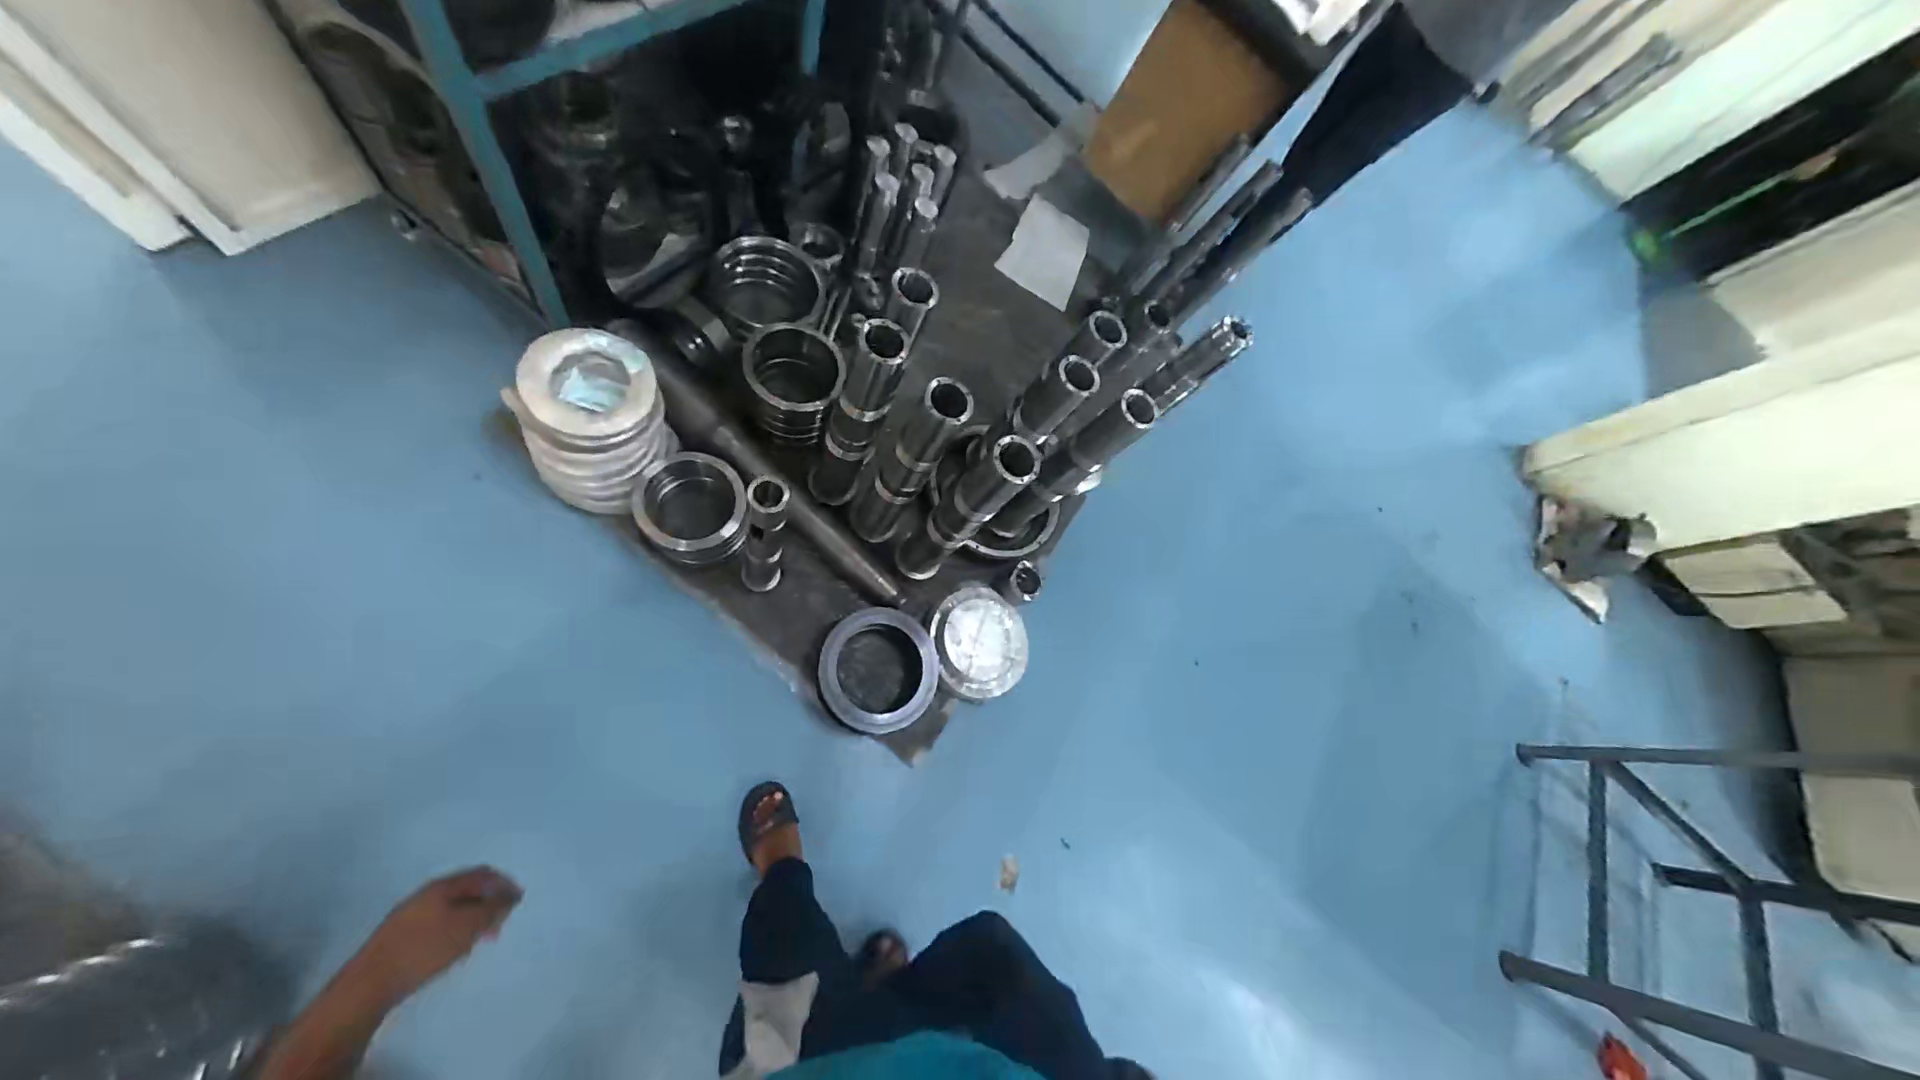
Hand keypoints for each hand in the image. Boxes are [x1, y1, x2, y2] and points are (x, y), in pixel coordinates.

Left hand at [341, 866, 521, 1010]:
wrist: (366, 987)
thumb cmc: (424, 949)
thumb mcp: (469, 926)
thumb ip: (494, 908)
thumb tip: (509, 896)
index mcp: (442, 885)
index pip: (483, 874)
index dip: (505, 883)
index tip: (518, 901)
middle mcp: (425, 894)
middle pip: (467, 890)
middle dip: (488, 903)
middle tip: (499, 924)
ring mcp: (409, 915)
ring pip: (452, 909)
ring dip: (471, 919)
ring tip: (478, 940)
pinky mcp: (398, 937)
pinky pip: (437, 924)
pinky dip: (454, 930)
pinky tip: (453, 950)